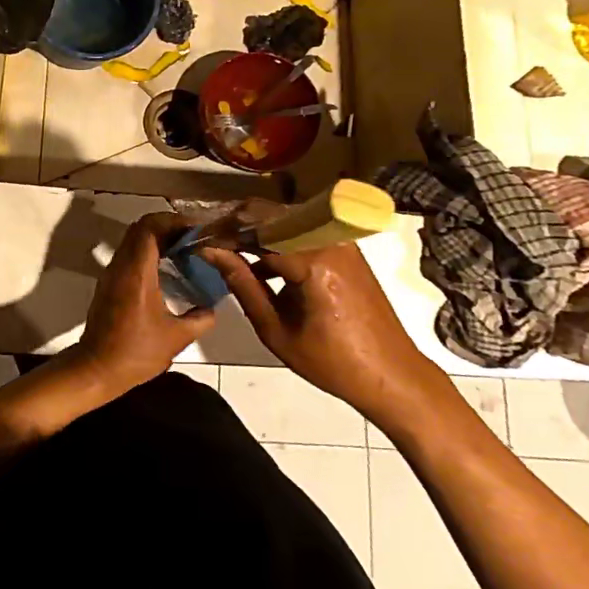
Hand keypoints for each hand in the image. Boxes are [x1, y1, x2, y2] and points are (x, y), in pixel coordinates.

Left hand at [73, 214, 215, 393]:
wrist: (96, 370)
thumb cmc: (136, 352)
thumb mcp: (176, 338)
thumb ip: (200, 319)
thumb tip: (213, 309)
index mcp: (137, 272)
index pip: (150, 227)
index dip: (173, 221)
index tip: (195, 230)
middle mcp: (121, 266)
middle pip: (140, 228)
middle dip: (167, 227)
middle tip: (192, 238)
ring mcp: (112, 274)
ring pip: (133, 241)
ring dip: (157, 239)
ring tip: (184, 251)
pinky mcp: (109, 285)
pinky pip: (129, 256)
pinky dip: (148, 253)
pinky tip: (168, 270)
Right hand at [199, 241, 440, 422]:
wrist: (391, 374)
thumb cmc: (331, 362)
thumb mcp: (276, 330)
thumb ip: (243, 285)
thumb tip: (213, 253)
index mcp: (312, 261)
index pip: (256, 231)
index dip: (223, 233)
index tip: (197, 240)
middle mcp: (328, 239)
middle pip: (272, 214)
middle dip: (237, 224)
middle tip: (210, 240)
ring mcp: (341, 240)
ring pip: (288, 220)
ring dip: (257, 230)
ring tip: (228, 248)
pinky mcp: (347, 248)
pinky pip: (305, 232)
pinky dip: (280, 240)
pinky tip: (261, 263)